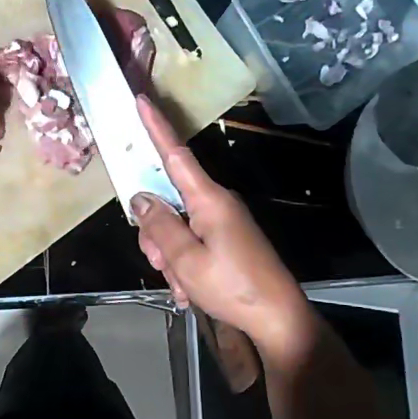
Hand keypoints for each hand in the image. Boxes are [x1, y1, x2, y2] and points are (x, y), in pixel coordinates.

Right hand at [130, 98, 313, 358]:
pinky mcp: (225, 241)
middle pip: (167, 202)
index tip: (142, 101)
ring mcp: (221, 223)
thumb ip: (159, 226)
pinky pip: (190, 244)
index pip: (175, 155)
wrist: (277, 318)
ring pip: (174, 228)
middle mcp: (215, 204)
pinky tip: (188, 290)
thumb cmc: (232, 286)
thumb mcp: (186, 259)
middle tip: (160, 263)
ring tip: (181, 284)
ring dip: (169, 256)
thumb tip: (140, 197)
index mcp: (208, 200)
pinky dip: (183, 267)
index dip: (156, 128)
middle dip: (155, 233)